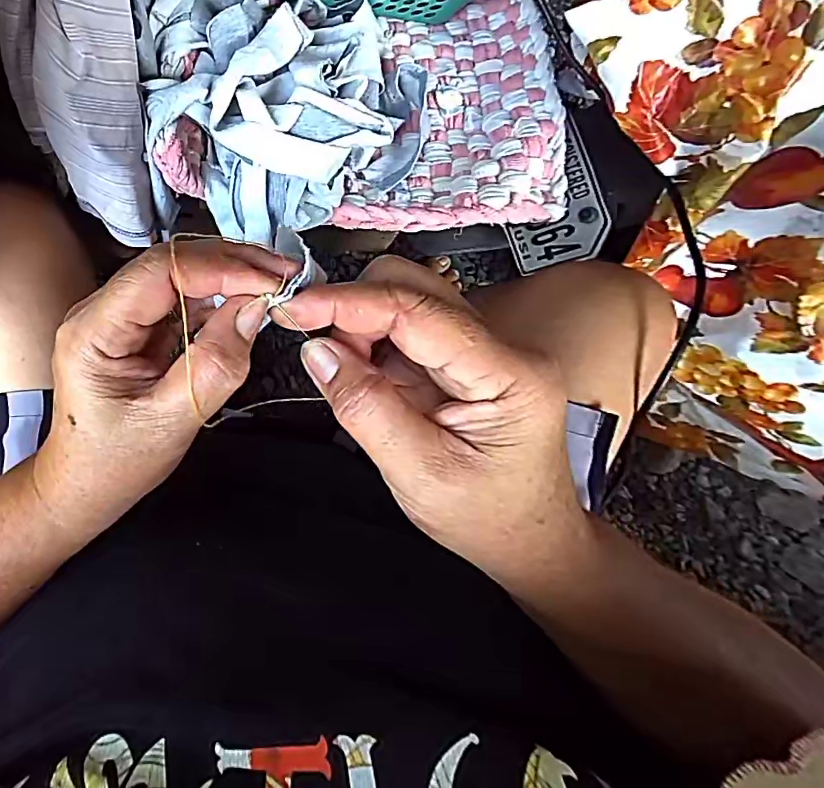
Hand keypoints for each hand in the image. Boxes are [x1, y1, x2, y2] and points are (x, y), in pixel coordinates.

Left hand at [33, 239, 290, 535]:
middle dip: (231, 263)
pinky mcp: (143, 324)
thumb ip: (215, 365)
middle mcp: (102, 311)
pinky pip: (186, 295)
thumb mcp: (171, 421)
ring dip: (231, 273)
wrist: (86, 483)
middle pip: (172, 262)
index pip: (160, 271)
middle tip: (282, 274)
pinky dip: (223, 294)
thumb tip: (254, 310)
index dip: (220, 268)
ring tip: (275, 283)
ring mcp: (123, 315)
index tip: (267, 280)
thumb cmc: (113, 462)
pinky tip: (250, 298)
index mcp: (94, 330)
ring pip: (182, 272)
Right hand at [280, 275, 594, 586]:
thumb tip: (318, 352)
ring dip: (358, 323)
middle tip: (322, 349)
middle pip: (412, 285)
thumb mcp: (419, 474)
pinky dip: (366, 338)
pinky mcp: (453, 355)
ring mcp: (476, 347)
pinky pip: (400, 325)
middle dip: (354, 307)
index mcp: (508, 373)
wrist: (525, 538)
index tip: (298, 308)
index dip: (349, 301)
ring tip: (348, 375)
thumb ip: (365, 408)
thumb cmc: (489, 517)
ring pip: (402, 296)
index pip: (418, 309)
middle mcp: (498, 346)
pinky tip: (363, 374)